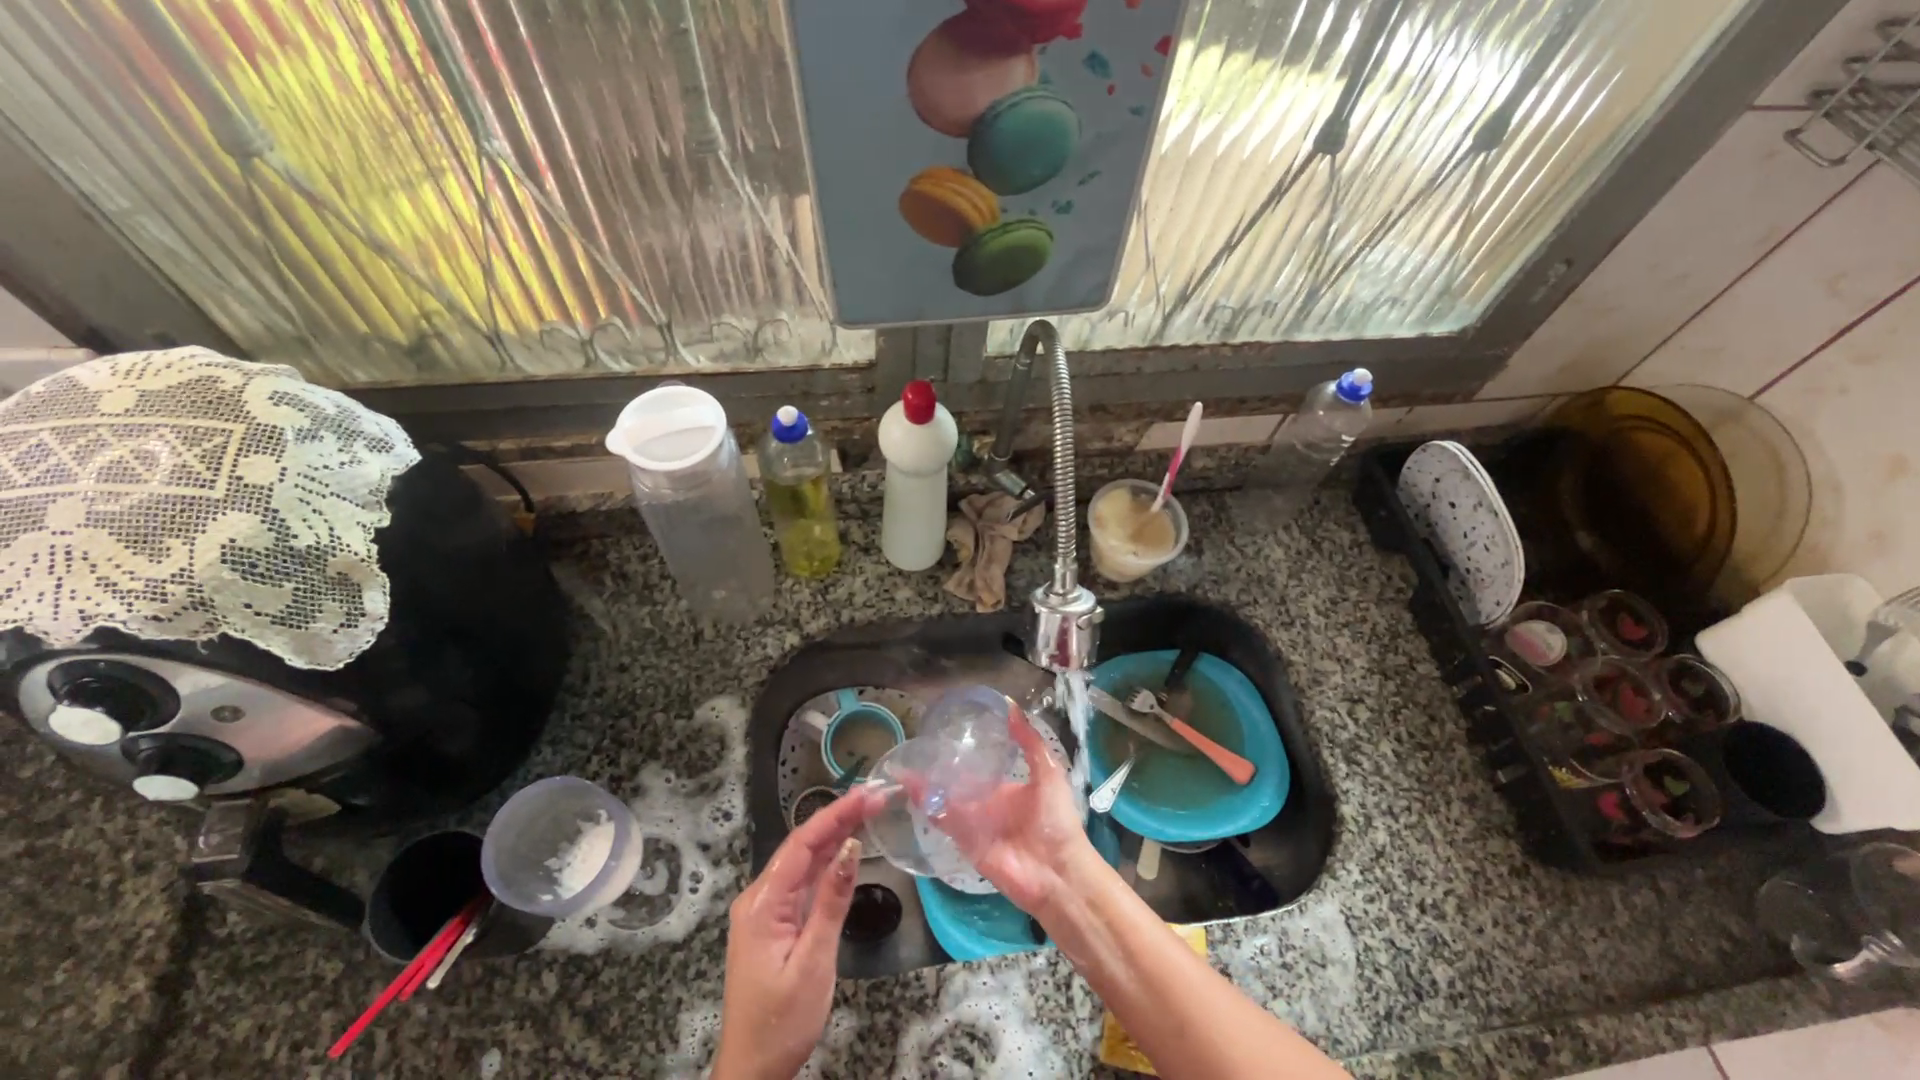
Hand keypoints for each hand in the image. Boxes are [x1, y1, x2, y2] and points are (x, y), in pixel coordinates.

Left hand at [713, 786, 878, 1079]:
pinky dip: (826, 864)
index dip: (836, 814)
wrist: (752, 1069)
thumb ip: (832, 901)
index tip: (867, 794)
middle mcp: (759, 899)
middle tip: (875, 795)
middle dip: (837, 818)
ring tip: (867, 810)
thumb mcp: (813, 961)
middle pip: (801, 848)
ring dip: (833, 837)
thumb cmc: (782, 1020)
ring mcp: (765, 912)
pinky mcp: (774, 926)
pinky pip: (802, 885)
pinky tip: (845, 850)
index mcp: (762, 904)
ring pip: (802, 864)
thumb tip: (851, 847)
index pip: (802, 844)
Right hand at [931, 703, 1102, 914]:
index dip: (960, 751)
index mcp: (1005, 787)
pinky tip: (910, 790)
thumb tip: (1010, 704)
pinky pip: (943, 822)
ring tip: (902, 765)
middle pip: (954, 782)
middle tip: (911, 746)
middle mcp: (986, 803)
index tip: (940, 731)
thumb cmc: (1057, 820)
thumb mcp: (1048, 772)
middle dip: (935, 768)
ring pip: (943, 799)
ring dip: (924, 785)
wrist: (1057, 872)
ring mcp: (973, 823)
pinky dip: (927, 807)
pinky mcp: (964, 842)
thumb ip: (1029, 741)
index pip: (977, 766)